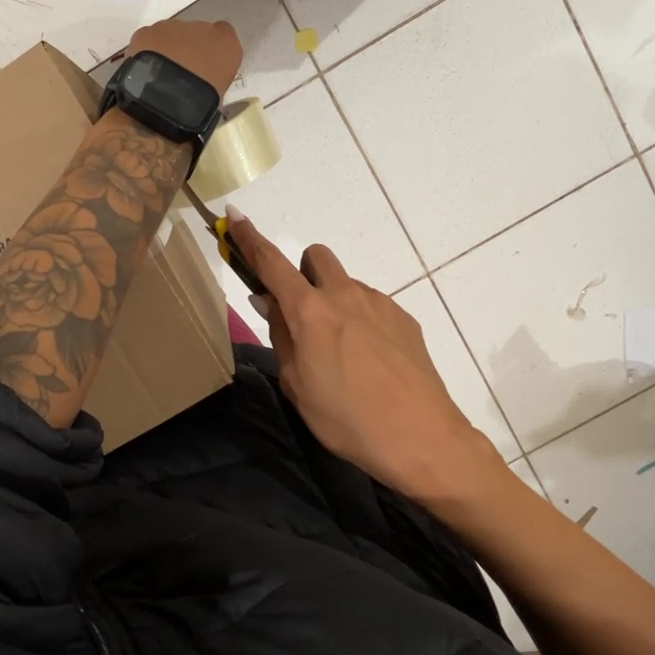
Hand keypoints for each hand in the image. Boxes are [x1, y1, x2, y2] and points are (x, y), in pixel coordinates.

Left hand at [124, 19, 242, 97]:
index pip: (223, 33)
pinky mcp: (146, 32)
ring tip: (159, 74)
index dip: (210, 47)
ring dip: (166, 48)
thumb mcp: (219, 90)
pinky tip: (143, 70)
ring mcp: (172, 27)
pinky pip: (146, 38)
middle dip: (186, 48)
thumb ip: (213, 73)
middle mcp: (201, 27)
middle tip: (179, 72)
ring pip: (169, 33)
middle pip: (194, 31)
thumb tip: (203, 73)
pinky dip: (145, 51)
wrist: (168, 103)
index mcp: (226, 42)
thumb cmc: (201, 104)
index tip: (204, 63)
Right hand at [229, 210, 495, 498]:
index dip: (250, 238)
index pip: (272, 263)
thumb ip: (281, 336)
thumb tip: (269, 301)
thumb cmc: (345, 419)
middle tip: (300, 312)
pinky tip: (369, 362)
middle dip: (301, 271)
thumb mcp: (297, 384)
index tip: (234, 216)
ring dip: (332, 302)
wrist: (420, 438)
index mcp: (310, 311)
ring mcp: (379, 304)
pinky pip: (370, 307)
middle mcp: (345, 295)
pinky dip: (359, 322)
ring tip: (341, 354)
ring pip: (345, 285)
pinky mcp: (404, 319)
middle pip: (316, 257)